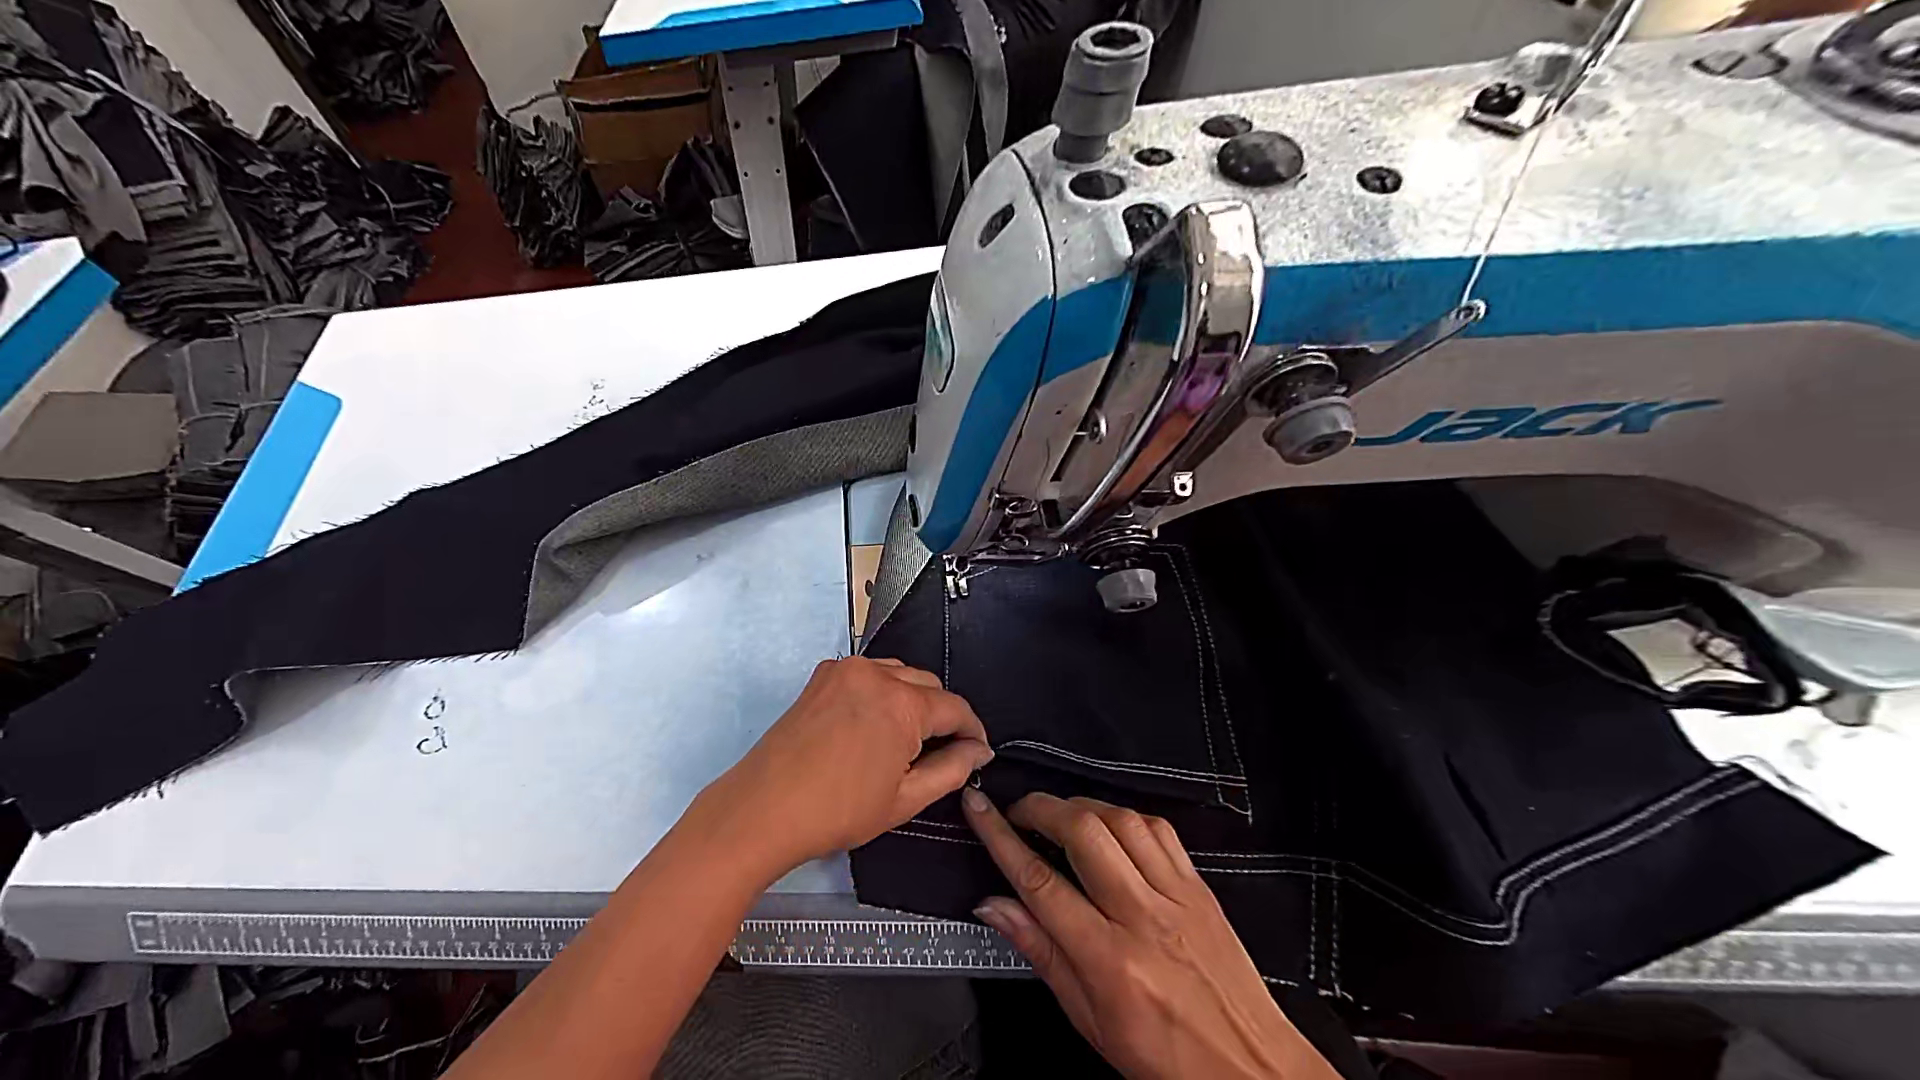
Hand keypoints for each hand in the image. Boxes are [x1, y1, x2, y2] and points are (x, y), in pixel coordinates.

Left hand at [700, 657, 991, 875]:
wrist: (762, 809)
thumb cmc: (837, 811)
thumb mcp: (905, 799)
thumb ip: (952, 768)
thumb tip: (977, 750)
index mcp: (901, 703)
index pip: (955, 707)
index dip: (972, 731)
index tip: (979, 751)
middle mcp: (876, 674)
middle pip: (929, 686)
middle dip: (941, 716)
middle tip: (941, 752)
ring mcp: (846, 670)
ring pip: (900, 675)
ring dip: (912, 700)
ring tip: (905, 740)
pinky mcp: (823, 675)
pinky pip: (869, 674)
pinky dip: (881, 692)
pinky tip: (874, 724)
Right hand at [963, 790, 1339, 1079]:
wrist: (1251, 1069)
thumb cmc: (1165, 1056)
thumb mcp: (1088, 1019)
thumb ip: (1040, 951)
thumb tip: (992, 906)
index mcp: (1109, 960)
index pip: (1039, 882)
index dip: (1000, 837)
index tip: (979, 808)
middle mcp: (1142, 917)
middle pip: (1082, 832)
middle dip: (1040, 807)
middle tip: (1019, 810)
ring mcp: (1176, 895)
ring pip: (1120, 819)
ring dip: (1080, 806)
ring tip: (1060, 815)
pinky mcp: (1199, 885)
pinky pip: (1159, 828)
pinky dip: (1125, 815)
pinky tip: (1110, 825)